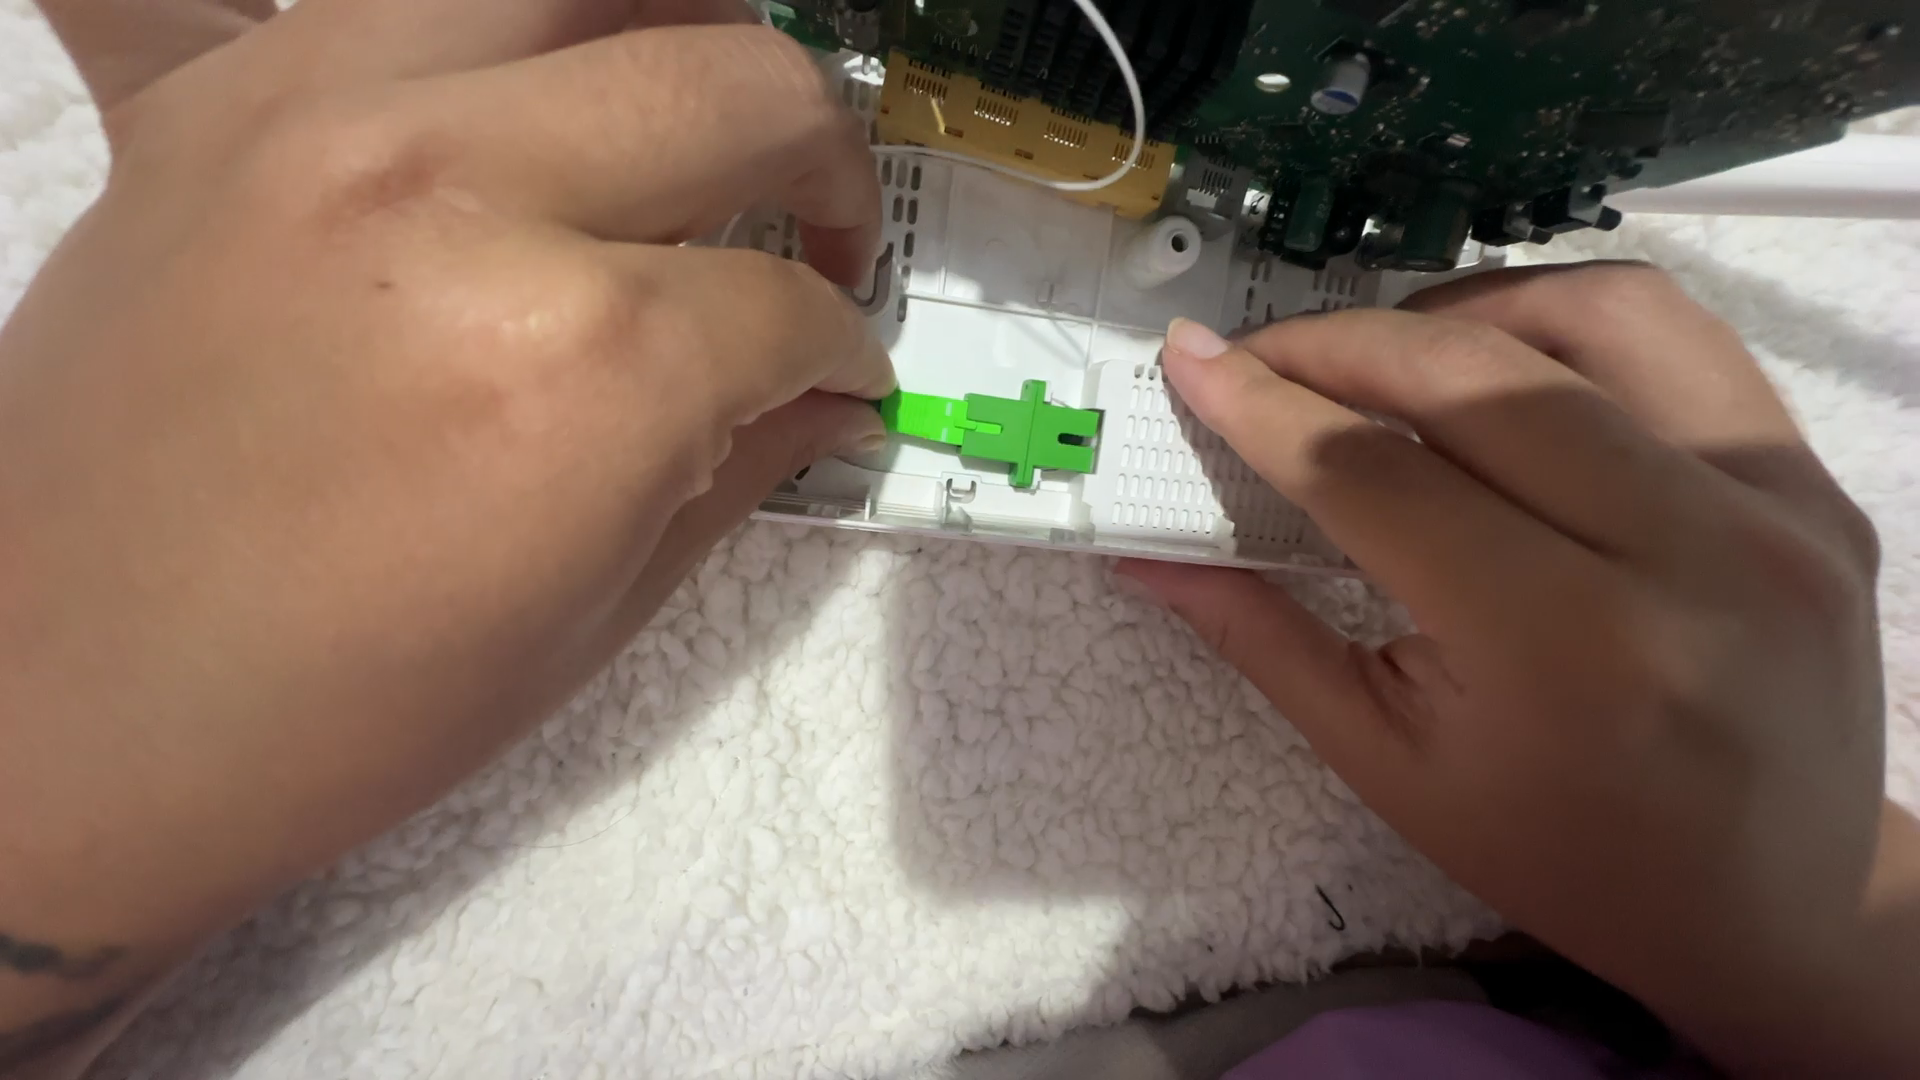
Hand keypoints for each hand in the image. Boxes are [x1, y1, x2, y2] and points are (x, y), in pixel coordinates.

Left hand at [0, 0, 889, 1067]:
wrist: (67, 712)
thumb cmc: (381, 701)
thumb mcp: (617, 604)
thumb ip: (752, 461)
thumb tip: (840, 398)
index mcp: (588, 367)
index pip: (789, 304)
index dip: (847, 347)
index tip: (851, 375)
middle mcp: (472, 193)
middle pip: (744, 84)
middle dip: (833, 166)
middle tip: (831, 245)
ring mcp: (329, 108)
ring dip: (710, 58)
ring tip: (728, 149)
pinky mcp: (231, 92)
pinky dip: (551, 40)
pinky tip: (577, 124)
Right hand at [1123, 264, 1918, 1075]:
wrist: (1766, 899)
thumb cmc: (1541, 843)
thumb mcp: (1370, 750)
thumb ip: (1252, 631)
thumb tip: (1144, 557)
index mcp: (1557, 647)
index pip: (1374, 477)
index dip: (1263, 408)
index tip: (1190, 360)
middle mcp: (1687, 552)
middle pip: (1469, 378)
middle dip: (1331, 348)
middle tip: (1251, 358)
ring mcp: (1774, 502)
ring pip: (1589, 317)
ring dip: (1445, 311)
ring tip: (1365, 354)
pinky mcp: (1812, 477)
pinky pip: (1671, 336)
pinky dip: (1551, 315)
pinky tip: (1484, 356)